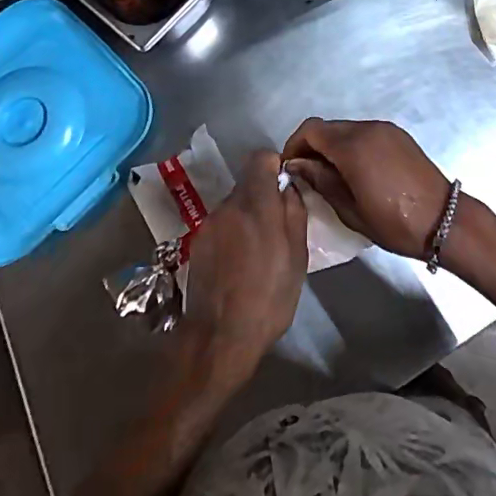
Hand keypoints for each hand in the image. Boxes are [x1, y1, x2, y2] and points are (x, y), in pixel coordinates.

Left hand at [179, 150, 307, 379]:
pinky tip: (238, 263)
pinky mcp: (197, 243)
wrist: (220, 336)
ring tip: (258, 251)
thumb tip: (289, 188)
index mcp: (256, 205)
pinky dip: (232, 234)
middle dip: (263, 198)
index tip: (284, 184)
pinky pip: (221, 225)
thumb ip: (295, 214)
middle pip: (247, 184)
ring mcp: (209, 224)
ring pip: (234, 206)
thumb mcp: (297, 258)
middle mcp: (228, 207)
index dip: (274, 165)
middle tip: (277, 227)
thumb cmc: (269, 298)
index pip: (260, 158)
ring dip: (247, 218)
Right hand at [283, 118, 452, 259]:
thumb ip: (321, 181)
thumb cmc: (394, 223)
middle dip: (312, 146)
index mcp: (353, 146)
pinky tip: (354, 171)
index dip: (294, 145)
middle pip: (328, 127)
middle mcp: (369, 129)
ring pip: (346, 129)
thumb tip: (298, 165)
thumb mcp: (350, 209)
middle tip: (307, 174)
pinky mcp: (399, 135)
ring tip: (330, 176)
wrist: (445, 221)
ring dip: (332, 146)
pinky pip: (365, 134)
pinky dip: (352, 146)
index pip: (310, 130)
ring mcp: (386, 129)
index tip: (290, 168)